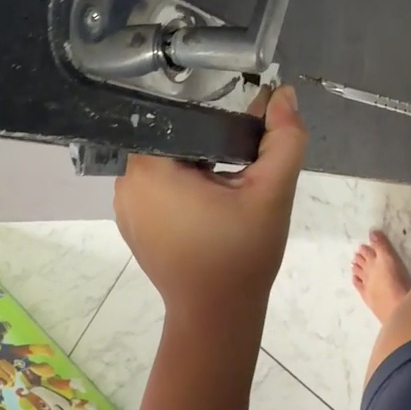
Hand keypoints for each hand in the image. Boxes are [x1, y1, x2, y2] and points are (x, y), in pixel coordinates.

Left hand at [114, 85, 305, 324]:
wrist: (218, 316)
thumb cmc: (241, 254)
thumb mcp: (272, 191)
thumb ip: (284, 138)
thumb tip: (284, 92)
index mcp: (149, 168)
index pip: (178, 117)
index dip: (214, 118)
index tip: (242, 134)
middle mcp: (126, 182)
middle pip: (174, 137)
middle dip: (210, 143)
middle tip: (243, 162)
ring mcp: (125, 206)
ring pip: (168, 161)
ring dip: (199, 163)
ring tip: (231, 180)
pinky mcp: (135, 224)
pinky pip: (161, 186)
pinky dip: (186, 185)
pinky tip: (213, 202)